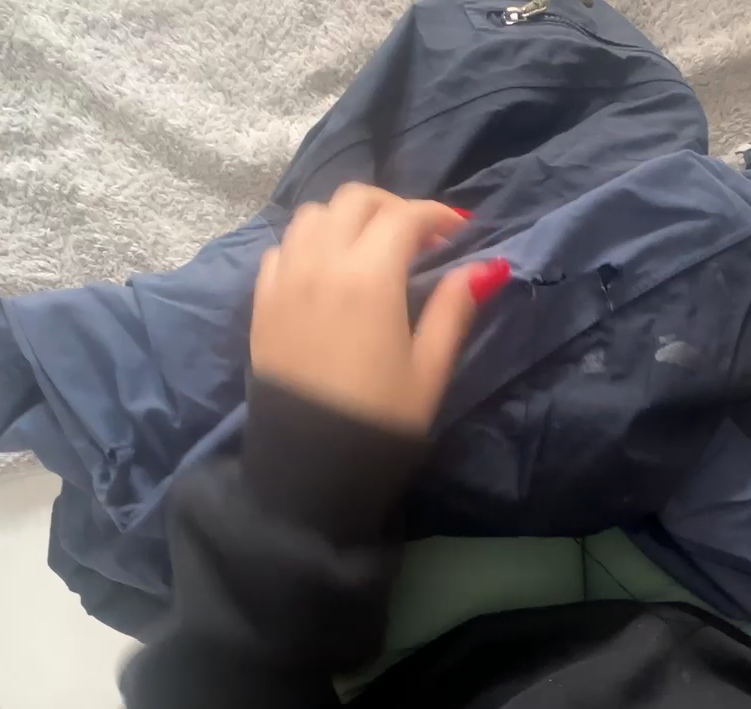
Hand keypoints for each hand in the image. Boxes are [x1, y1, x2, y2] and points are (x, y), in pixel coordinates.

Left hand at [250, 183, 510, 433]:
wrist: (312, 465)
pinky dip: (311, 243)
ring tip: (372, 249)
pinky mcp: (263, 302)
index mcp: (369, 277)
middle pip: (355, 200)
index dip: (439, 216)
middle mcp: (321, 263)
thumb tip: (487, 267)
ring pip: (314, 215)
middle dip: (394, 209)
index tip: (460, 232)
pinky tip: (329, 272)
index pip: (405, 218)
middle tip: (419, 239)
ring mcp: (284, 279)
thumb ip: (454, 309)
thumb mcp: (430, 370)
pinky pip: (284, 247)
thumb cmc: (381, 421)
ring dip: (349, 219)